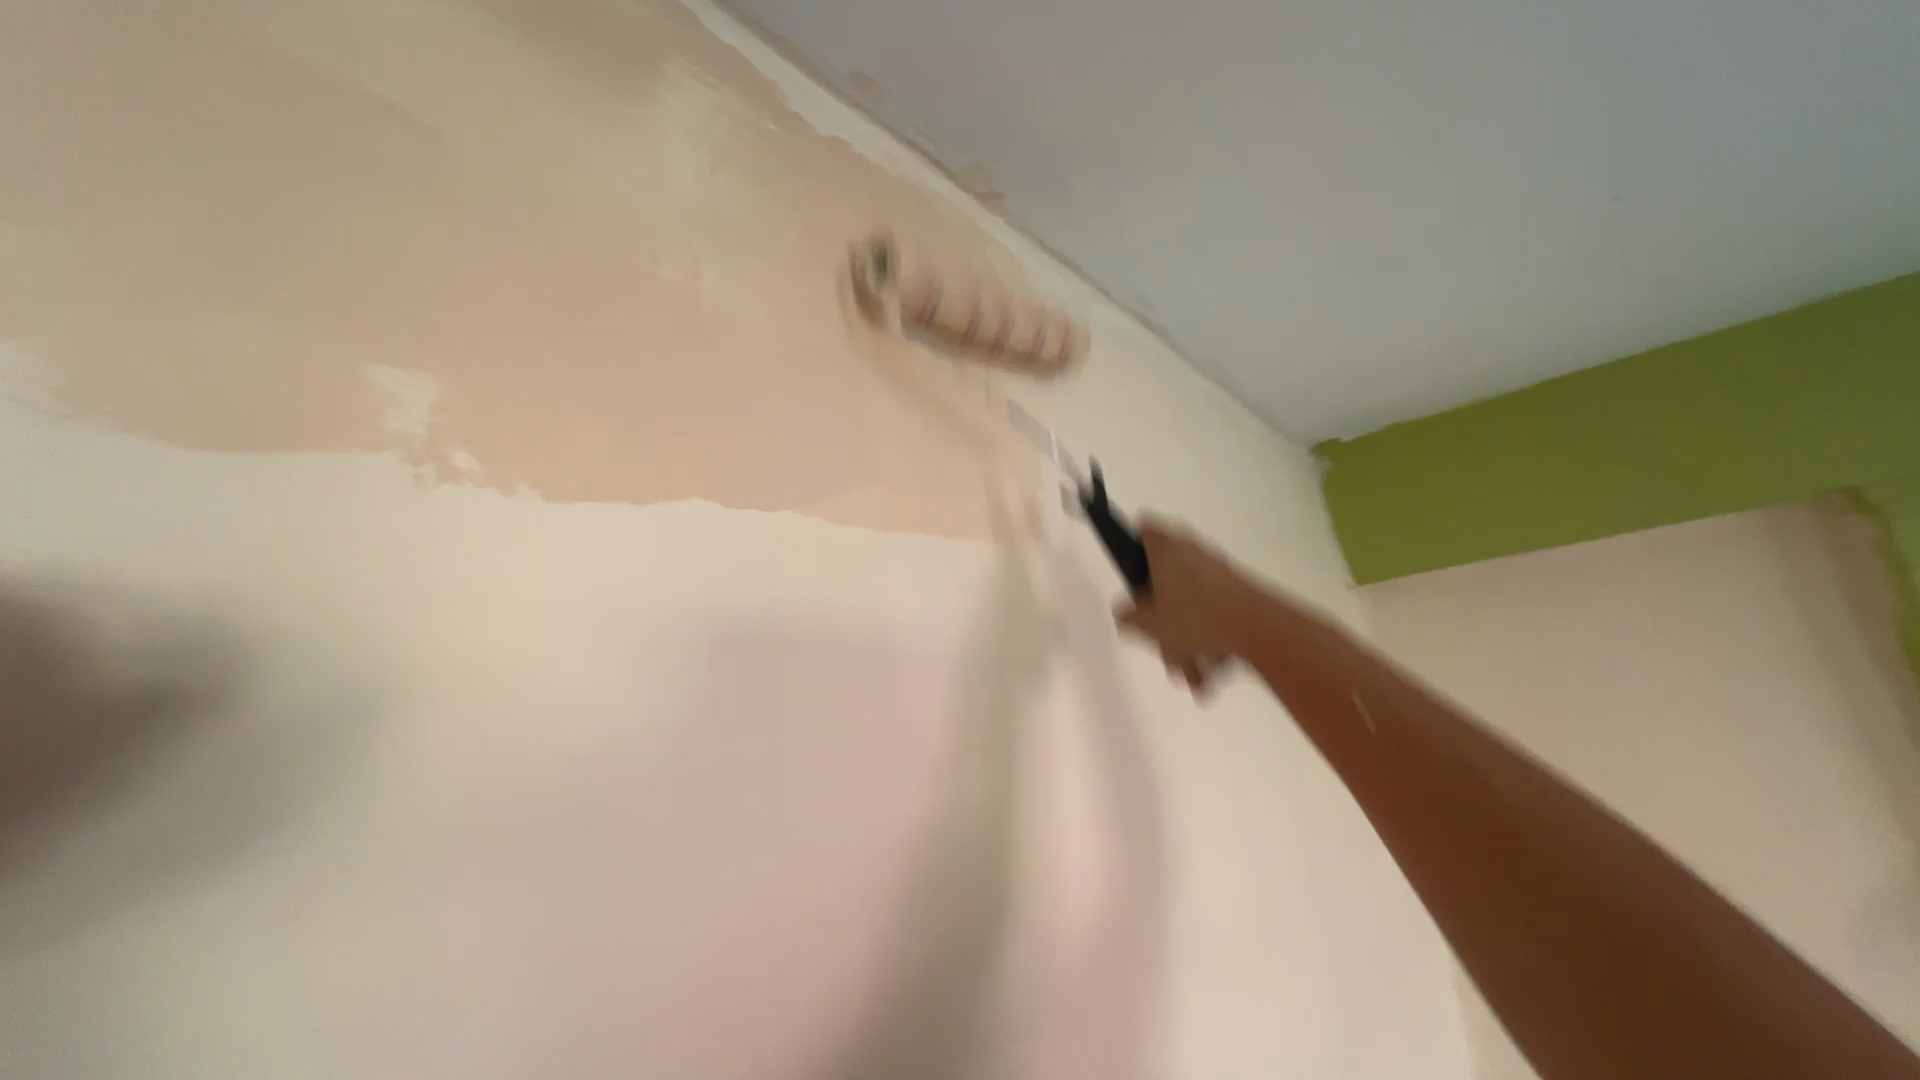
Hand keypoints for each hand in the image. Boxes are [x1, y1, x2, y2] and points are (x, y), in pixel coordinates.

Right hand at [1113, 518, 1254, 698]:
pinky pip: (1214, 618)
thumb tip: (1125, 614)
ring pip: (1191, 607)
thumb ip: (1128, 618)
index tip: (1131, 575)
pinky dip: (1209, 645)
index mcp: (1166, 549)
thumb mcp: (1147, 624)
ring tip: (1190, 676)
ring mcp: (1219, 573)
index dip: (1132, 547)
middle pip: (1166, 581)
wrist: (1260, 629)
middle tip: (1160, 647)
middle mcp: (1192, 553)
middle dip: (1162, 622)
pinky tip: (1209, 677)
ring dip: (1187, 645)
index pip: (1143, 530)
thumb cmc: (1194, 618)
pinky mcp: (1240, 594)